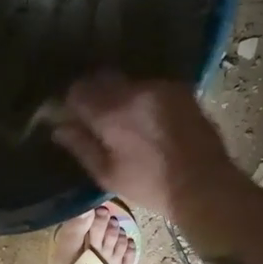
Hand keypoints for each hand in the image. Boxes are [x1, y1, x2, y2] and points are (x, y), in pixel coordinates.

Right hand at [50, 74, 239, 213]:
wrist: (203, 183)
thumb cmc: (150, 185)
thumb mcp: (107, 174)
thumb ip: (80, 146)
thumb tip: (58, 128)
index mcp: (111, 113)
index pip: (77, 91)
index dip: (69, 102)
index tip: (70, 116)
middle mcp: (133, 91)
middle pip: (100, 78)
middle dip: (91, 93)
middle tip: (92, 116)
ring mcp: (159, 86)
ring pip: (125, 81)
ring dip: (117, 94)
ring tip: (122, 119)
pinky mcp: (178, 89)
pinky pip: (148, 85)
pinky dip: (140, 96)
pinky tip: (145, 118)